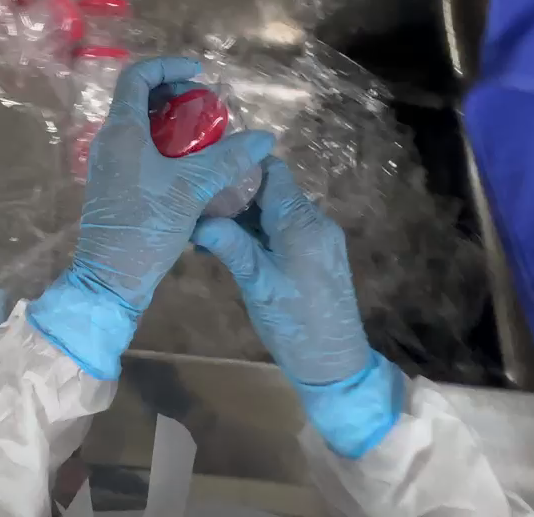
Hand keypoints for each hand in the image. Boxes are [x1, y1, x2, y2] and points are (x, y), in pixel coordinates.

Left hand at [30, 56, 273, 379]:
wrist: (111, 279)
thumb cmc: (145, 227)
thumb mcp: (191, 189)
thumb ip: (227, 160)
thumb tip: (264, 137)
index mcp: (120, 130)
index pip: (137, 76)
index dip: (168, 65)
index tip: (199, 73)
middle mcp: (110, 139)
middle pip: (140, 97)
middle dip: (175, 93)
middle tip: (207, 106)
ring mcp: (111, 162)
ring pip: (141, 124)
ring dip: (172, 121)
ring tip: (206, 133)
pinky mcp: (116, 183)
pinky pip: (141, 148)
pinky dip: (166, 144)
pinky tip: (194, 163)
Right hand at [193, 160, 403, 458]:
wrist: (337, 367)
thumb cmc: (295, 325)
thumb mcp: (256, 284)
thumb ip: (230, 245)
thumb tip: (197, 217)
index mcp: (300, 222)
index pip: (271, 170)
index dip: (240, 166)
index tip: (208, 175)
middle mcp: (315, 220)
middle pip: (272, 187)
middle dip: (236, 193)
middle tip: (201, 207)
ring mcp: (320, 236)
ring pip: (276, 207)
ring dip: (246, 214)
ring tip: (211, 228)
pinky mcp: (319, 252)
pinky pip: (286, 226)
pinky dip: (261, 229)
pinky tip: (235, 246)